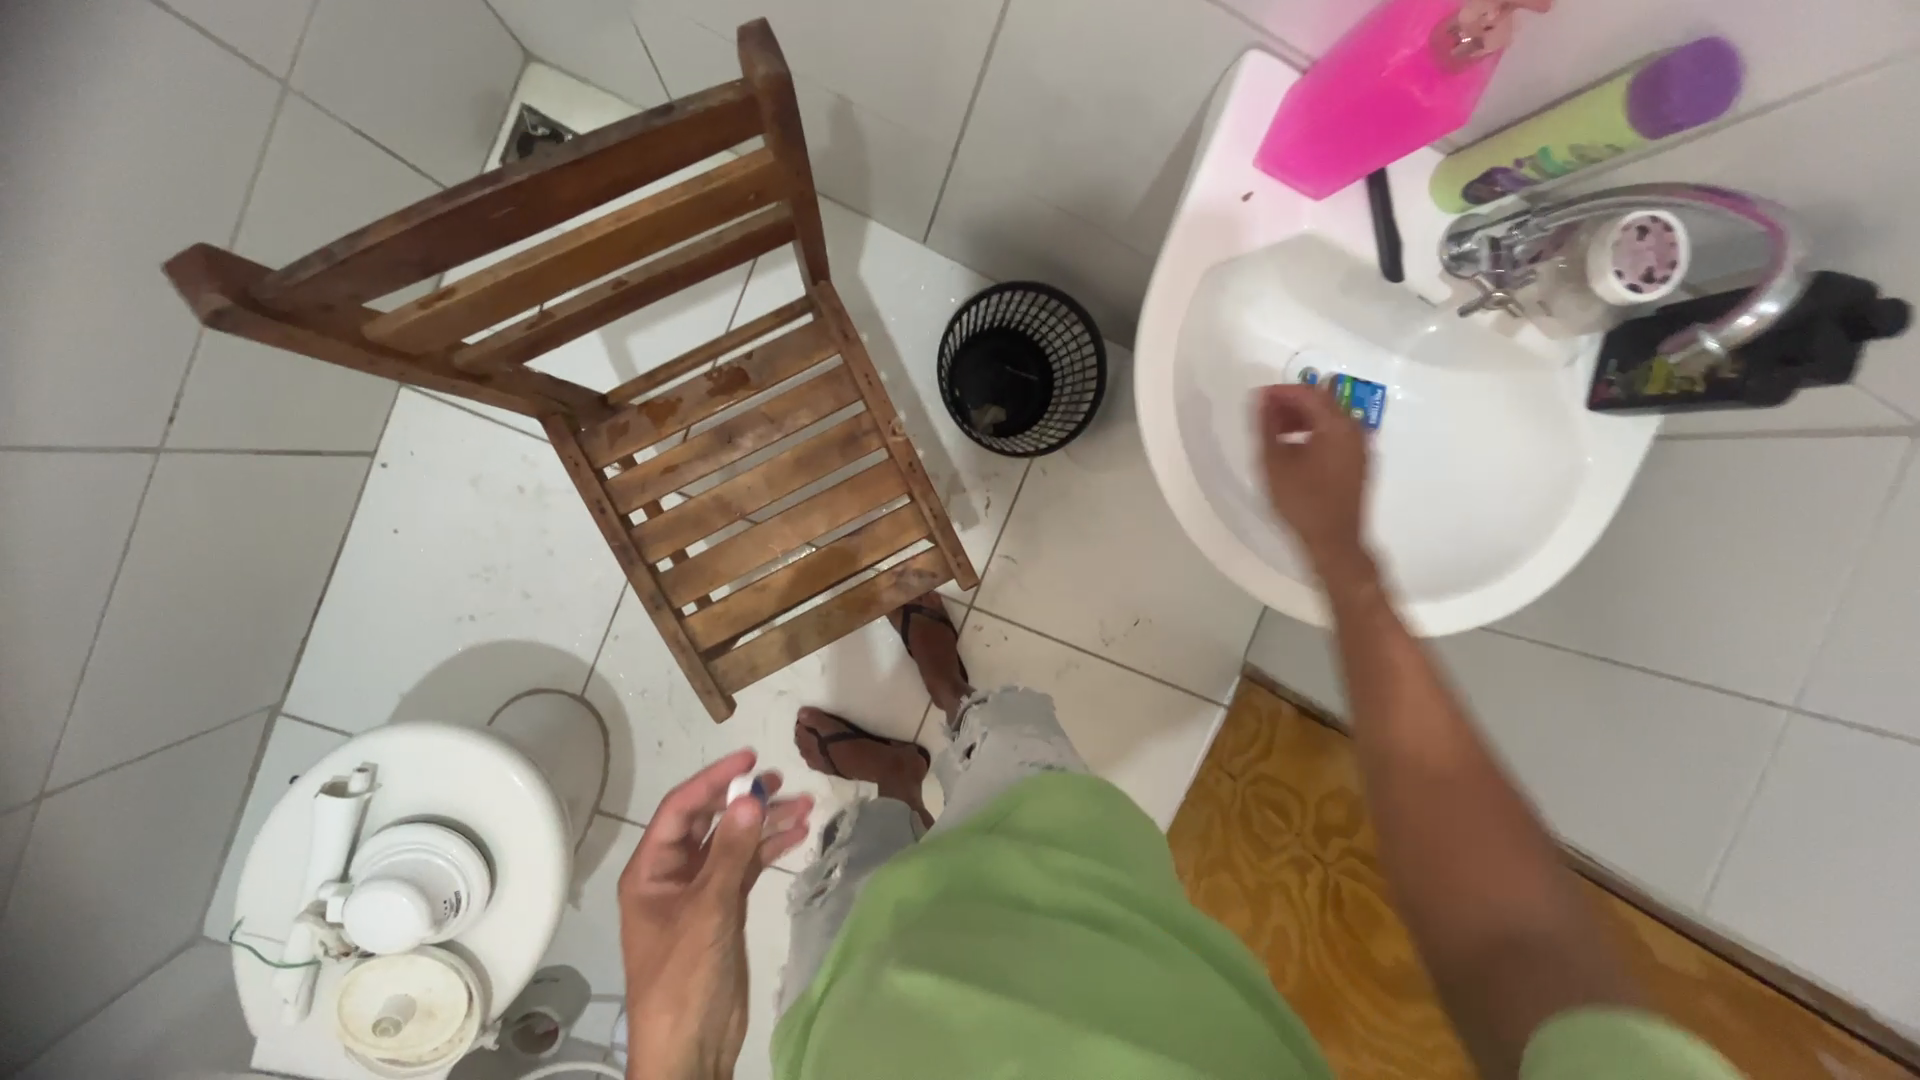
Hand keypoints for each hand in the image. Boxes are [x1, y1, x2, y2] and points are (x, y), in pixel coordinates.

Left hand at [619, 750, 812, 1078]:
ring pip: (734, 842)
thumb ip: (731, 852)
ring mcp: (701, 891)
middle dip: (743, 800)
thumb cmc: (683, 978)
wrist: (690, 1047)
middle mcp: (674, 874)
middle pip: (710, 822)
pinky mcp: (725, 908)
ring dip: (765, 823)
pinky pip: (748, 866)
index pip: (680, 810)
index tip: (749, 759)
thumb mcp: (707, 910)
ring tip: (803, 803)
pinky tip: (797, 833)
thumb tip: (749, 797)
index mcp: (651, 871)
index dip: (713, 780)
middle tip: (780, 781)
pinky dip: (771, 849)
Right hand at [1256, 384, 1374, 582]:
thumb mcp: (1274, 463)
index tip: (1257, 400)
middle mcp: (1355, 430)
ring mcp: (1361, 448)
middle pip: (1323, 402)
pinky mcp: (1360, 464)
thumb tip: (1263, 400)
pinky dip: (1315, 434)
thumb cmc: (1302, 502)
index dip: (1281, 392)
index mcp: (1337, 425)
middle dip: (1292, 404)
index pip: (1308, 392)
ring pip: (1330, 420)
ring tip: (1276, 436)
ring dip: (1303, 420)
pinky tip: (1295, 453)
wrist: (1335, 541)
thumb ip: (1266, 426)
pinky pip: (1337, 437)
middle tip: (1265, 418)